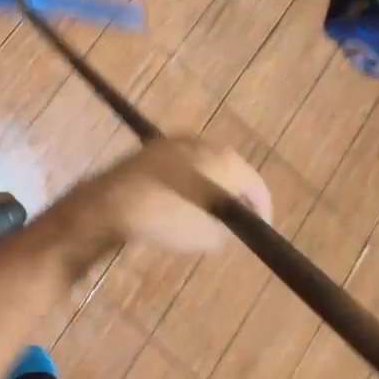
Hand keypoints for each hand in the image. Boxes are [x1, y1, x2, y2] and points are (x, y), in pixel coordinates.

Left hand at [49, 139, 271, 254]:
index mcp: (226, 161)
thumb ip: (226, 229)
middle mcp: (205, 144)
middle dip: (235, 194)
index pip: (256, 185)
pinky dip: (189, 179)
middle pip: (231, 169)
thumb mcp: (208, 237)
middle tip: (236, 221)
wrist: (116, 201)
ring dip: (211, 184)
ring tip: (208, 212)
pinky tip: (180, 200)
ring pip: (205, 164)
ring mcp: (177, 141)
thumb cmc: (169, 219)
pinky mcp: (154, 147)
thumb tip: (225, 226)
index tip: (261, 230)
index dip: (262, 210)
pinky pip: (182, 164)